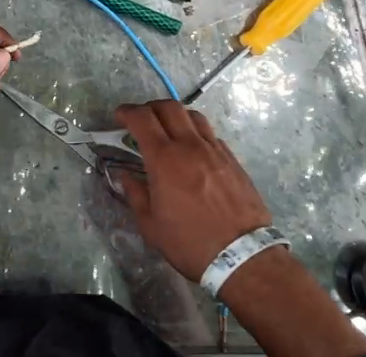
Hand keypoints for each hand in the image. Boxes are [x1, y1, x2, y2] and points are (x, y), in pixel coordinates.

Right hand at [115, 101, 271, 278]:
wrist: (245, 258)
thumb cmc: (191, 243)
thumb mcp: (151, 226)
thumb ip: (134, 194)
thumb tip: (125, 175)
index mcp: (164, 159)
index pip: (142, 118)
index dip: (127, 111)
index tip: (120, 118)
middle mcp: (189, 146)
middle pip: (168, 107)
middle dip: (150, 108)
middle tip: (142, 121)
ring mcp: (215, 151)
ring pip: (193, 116)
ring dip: (176, 117)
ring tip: (170, 131)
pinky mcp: (233, 161)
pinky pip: (212, 136)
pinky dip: (197, 135)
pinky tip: (195, 152)